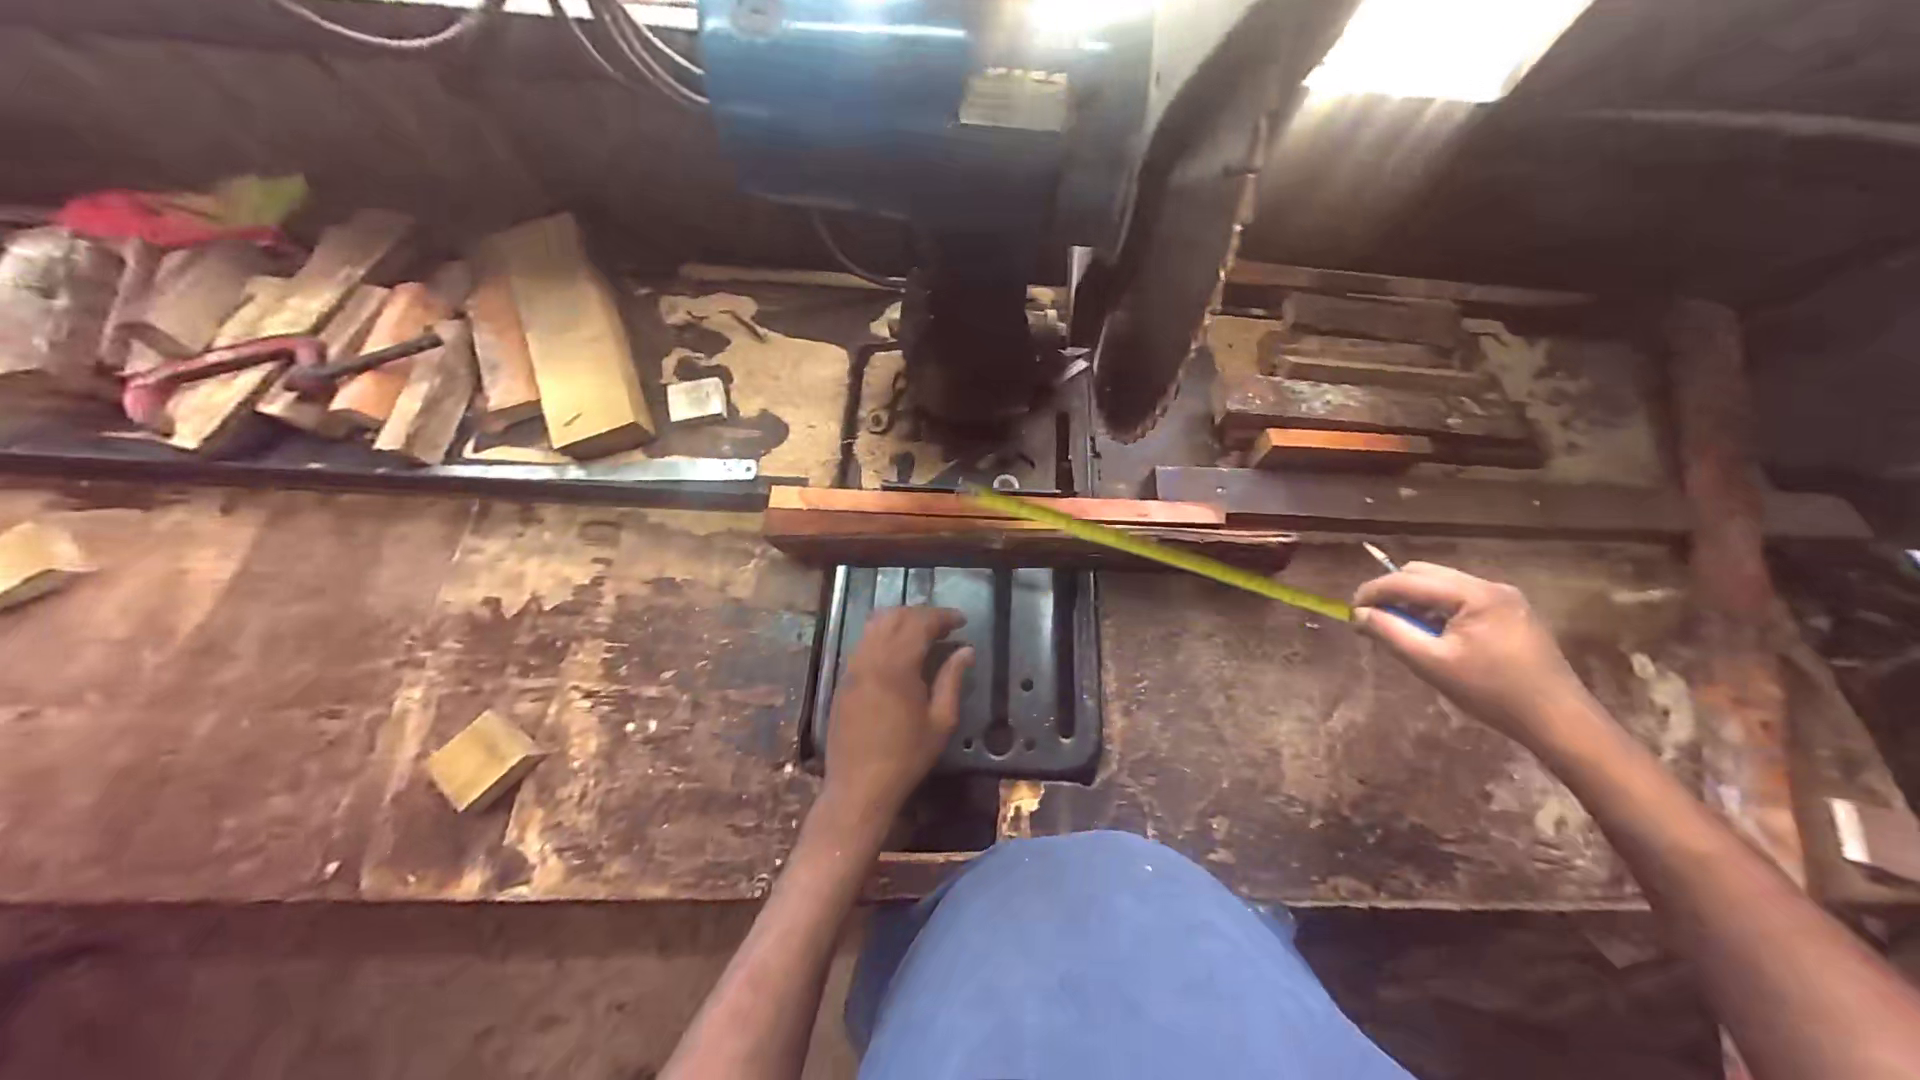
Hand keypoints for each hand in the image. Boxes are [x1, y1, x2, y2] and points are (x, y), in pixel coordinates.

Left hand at [823, 606, 974, 821]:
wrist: (859, 787)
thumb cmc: (906, 757)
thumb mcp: (940, 721)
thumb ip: (952, 679)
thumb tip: (966, 650)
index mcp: (896, 666)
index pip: (919, 623)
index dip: (942, 616)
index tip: (962, 621)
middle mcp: (870, 658)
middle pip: (894, 616)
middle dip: (921, 614)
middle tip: (944, 627)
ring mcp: (852, 668)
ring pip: (874, 625)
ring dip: (900, 621)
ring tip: (923, 634)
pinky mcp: (843, 680)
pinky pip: (863, 643)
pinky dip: (883, 636)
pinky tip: (899, 653)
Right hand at [1353, 562, 1601, 750]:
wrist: (1558, 719)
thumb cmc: (1491, 692)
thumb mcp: (1431, 663)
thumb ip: (1390, 632)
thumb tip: (1359, 614)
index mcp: (1474, 594)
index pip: (1408, 579)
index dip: (1373, 592)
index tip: (1351, 613)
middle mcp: (1490, 586)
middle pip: (1424, 574)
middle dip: (1392, 592)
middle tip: (1373, 620)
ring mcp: (1504, 598)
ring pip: (1441, 585)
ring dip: (1413, 601)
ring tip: (1400, 629)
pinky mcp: (1510, 612)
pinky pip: (1460, 599)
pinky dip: (1436, 610)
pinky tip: (1431, 635)